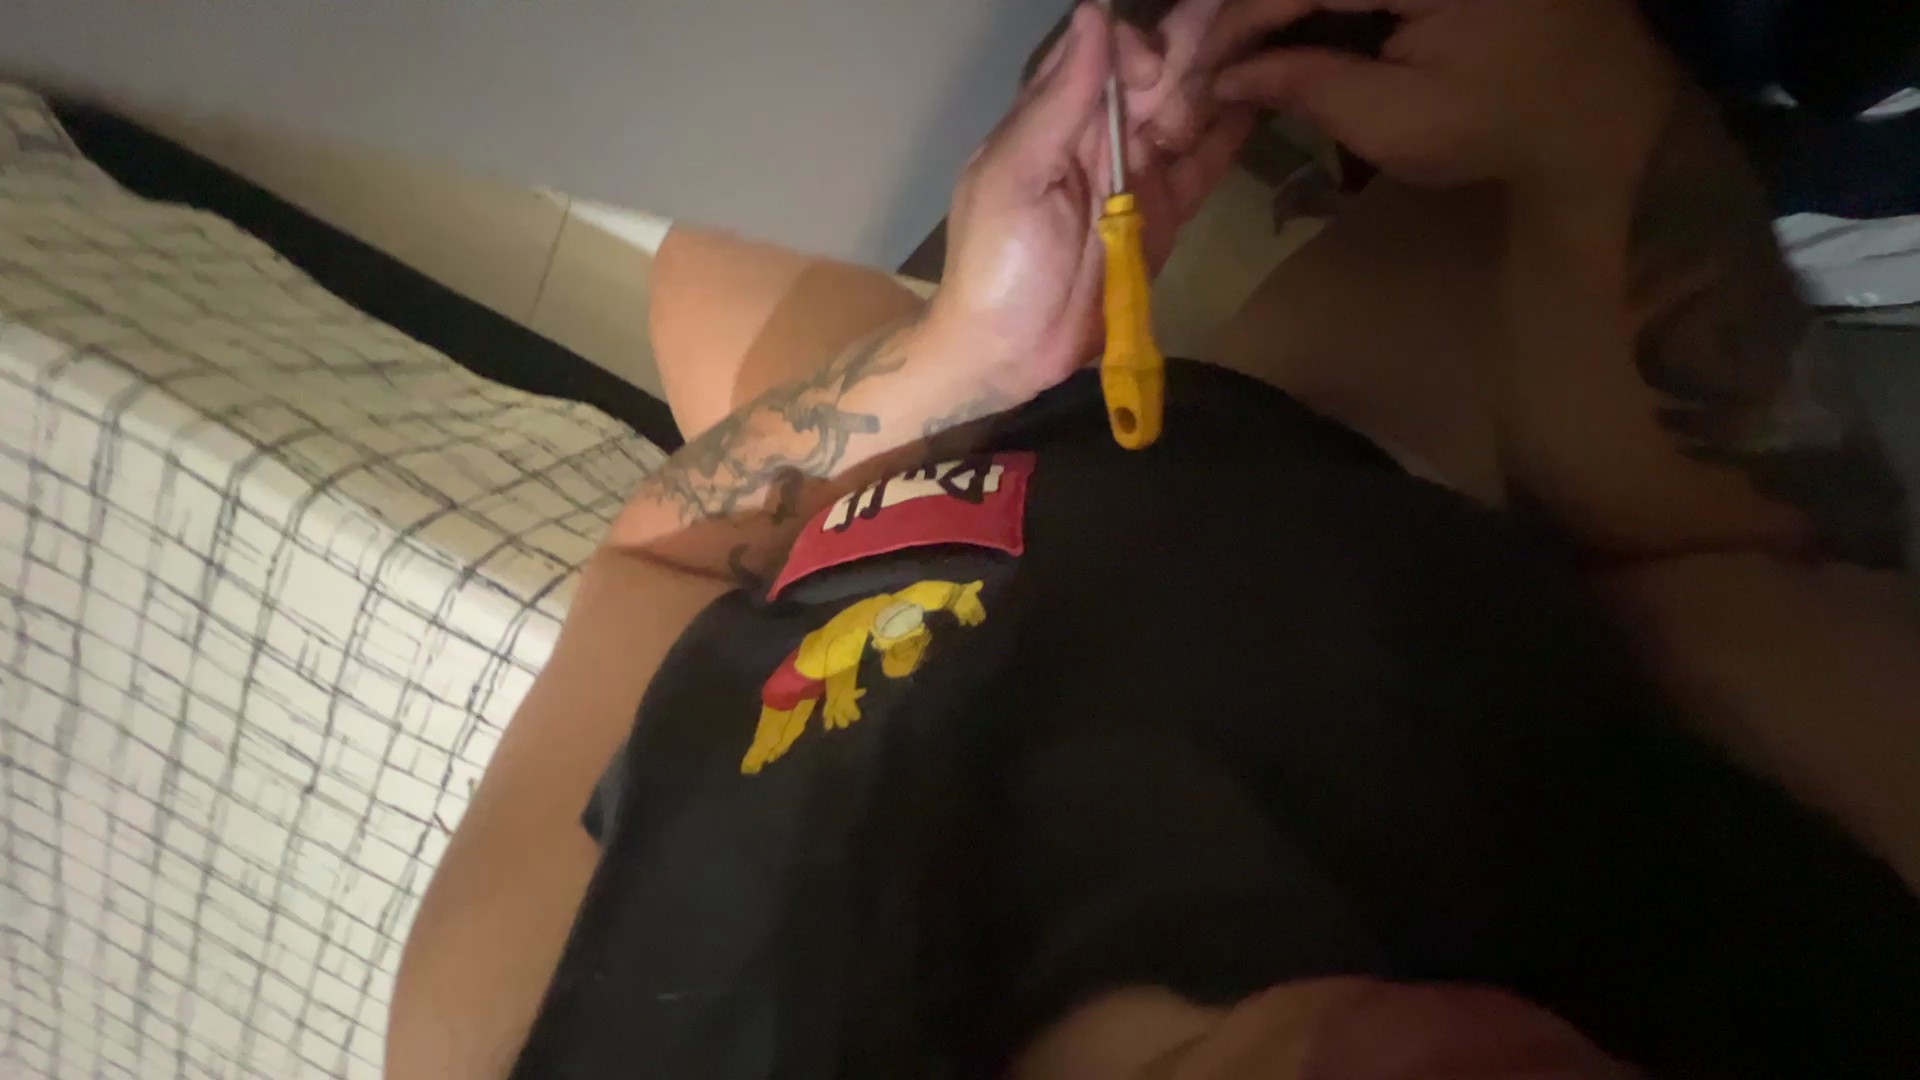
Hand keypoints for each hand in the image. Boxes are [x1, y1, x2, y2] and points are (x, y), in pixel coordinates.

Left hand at [929, 3, 1253, 401]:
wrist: (1009, 353)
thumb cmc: (997, 266)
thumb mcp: (1014, 178)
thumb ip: (1055, 102)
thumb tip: (1094, 13)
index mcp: (1051, 122)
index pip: (1102, 55)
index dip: (1135, 45)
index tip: (1153, 69)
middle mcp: (1096, 141)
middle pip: (1152, 77)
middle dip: (1194, 41)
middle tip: (1252, 10)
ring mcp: (1131, 181)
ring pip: (1182, 113)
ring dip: (1220, 77)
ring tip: (1269, 36)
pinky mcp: (1158, 221)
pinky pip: (1198, 171)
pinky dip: (1226, 139)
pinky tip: (1262, 98)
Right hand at [1197, 0, 1680, 199]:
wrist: (1594, 103)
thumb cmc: (1495, 125)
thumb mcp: (1392, 122)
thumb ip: (1306, 89)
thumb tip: (1226, 80)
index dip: (1238, 24)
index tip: (1199, 75)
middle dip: (1249, 9)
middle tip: (1212, 65)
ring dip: (1277, 7)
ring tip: (1240, 54)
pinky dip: (1310, 5)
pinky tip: (1286, 35)